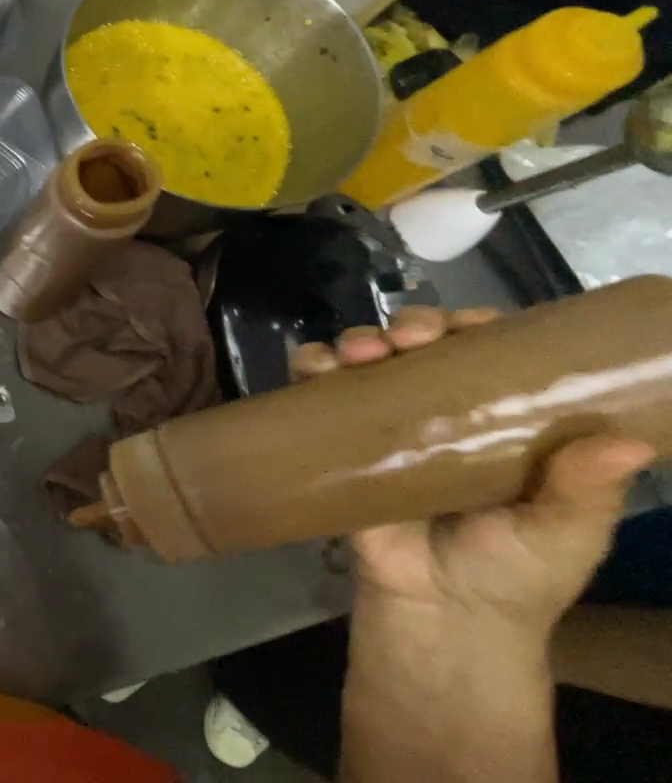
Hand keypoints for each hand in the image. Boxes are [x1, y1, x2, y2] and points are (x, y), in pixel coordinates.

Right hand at [294, 306, 657, 638]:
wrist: (437, 611)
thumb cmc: (515, 571)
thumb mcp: (565, 533)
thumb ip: (585, 490)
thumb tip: (627, 444)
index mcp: (500, 418)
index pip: (489, 354)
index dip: (477, 327)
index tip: (469, 325)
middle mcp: (438, 409)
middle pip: (421, 344)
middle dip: (411, 325)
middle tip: (408, 338)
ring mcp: (383, 422)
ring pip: (364, 358)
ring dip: (357, 340)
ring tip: (359, 352)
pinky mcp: (335, 440)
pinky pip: (314, 393)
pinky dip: (308, 368)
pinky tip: (313, 366)